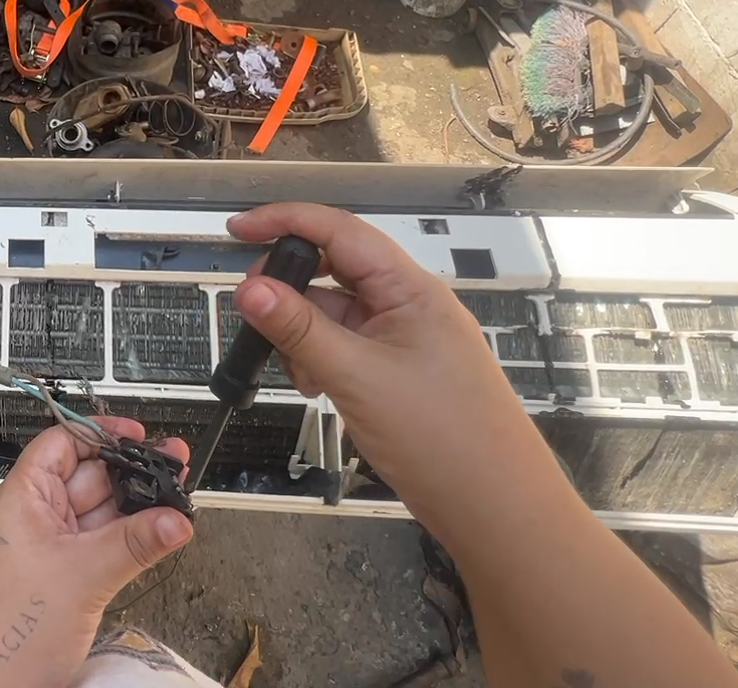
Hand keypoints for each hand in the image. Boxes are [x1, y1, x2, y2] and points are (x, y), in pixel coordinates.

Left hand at [0, 417, 192, 687]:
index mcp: (24, 495)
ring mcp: (52, 545)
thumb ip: (134, 544)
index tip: (138, 434)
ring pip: (100, 511)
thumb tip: (177, 519)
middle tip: (175, 462)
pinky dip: (130, 536)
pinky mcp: (65, 575)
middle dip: (131, 468)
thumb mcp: (80, 575)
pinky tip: (161, 530)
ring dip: (137, 503)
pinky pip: (102, 543)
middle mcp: (37, 513)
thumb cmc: (8, 629)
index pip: (62, 443)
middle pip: (88, 474)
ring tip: (178, 493)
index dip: (100, 433)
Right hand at [227, 203, 569, 541]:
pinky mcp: (392, 369)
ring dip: (300, 331)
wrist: (499, 516)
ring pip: (331, 310)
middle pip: (332, 269)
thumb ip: (298, 329)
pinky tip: (311, 384)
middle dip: (288, 286)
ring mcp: (399, 338)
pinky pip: (340, 343)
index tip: (238, 229)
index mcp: (410, 290)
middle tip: (254, 310)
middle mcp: (406, 305)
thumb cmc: (445, 440)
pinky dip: (315, 356)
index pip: (339, 231)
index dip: (285, 220)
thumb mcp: (357, 377)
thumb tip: (248, 288)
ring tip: (295, 368)